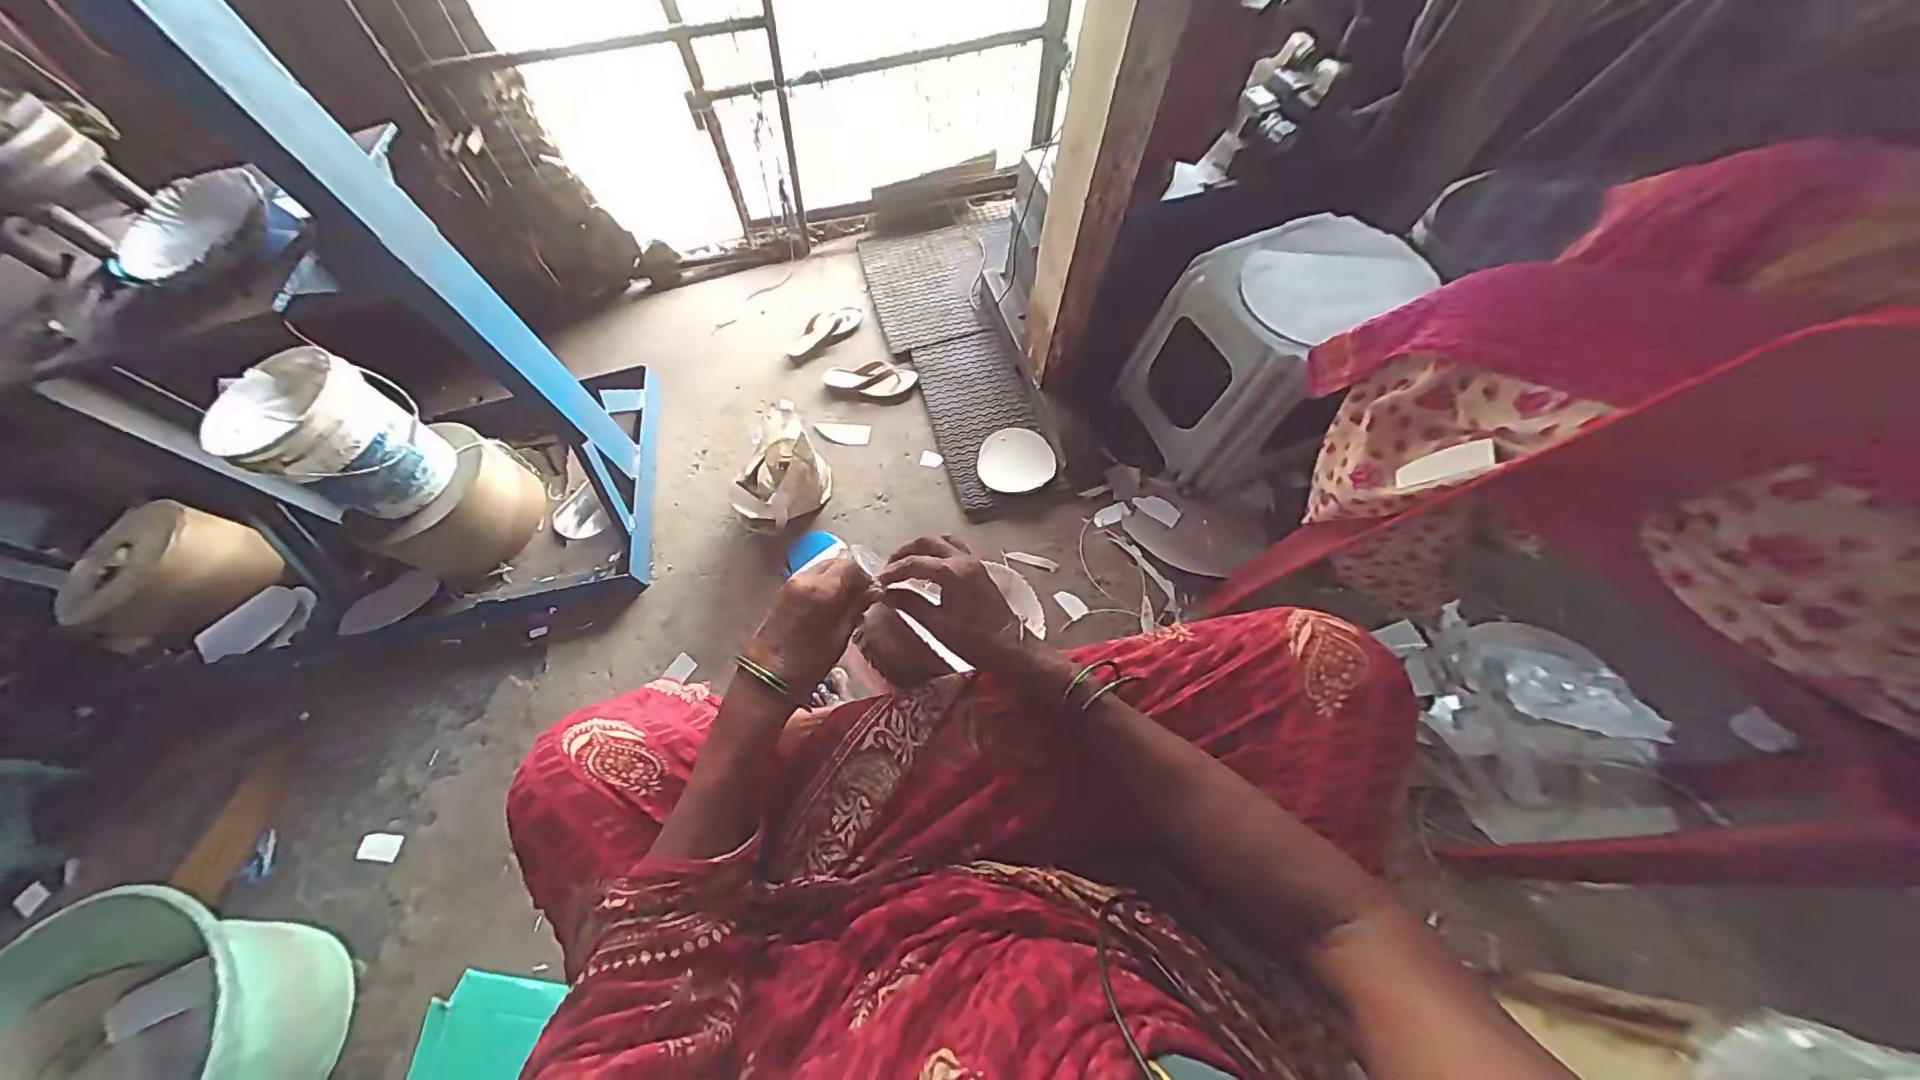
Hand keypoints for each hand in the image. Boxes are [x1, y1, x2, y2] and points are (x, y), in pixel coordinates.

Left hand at [743, 555, 881, 694]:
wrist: (767, 677)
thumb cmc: (807, 663)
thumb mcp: (840, 637)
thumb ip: (857, 607)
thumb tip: (874, 590)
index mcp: (822, 589)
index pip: (852, 563)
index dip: (867, 574)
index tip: (875, 588)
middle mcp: (806, 579)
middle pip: (837, 560)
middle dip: (853, 573)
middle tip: (864, 593)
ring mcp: (792, 583)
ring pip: (824, 567)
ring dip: (839, 578)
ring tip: (848, 600)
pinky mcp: (785, 591)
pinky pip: (813, 577)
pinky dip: (826, 583)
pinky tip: (831, 604)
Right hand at [876, 536, 1060, 680]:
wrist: (1011, 648)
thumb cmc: (974, 641)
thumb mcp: (936, 625)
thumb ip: (909, 604)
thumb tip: (885, 594)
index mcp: (952, 571)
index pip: (913, 563)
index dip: (892, 572)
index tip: (876, 582)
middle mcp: (963, 560)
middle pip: (926, 542)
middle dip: (903, 553)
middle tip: (887, 570)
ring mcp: (973, 562)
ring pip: (941, 542)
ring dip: (921, 549)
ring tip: (904, 566)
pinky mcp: (978, 570)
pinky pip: (953, 550)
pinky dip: (936, 553)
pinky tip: (927, 570)